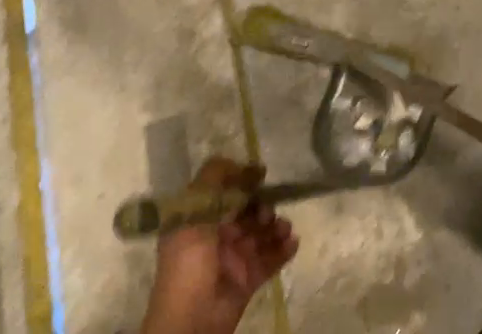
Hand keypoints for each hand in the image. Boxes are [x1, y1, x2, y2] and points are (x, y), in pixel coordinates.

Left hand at [141, 159, 298, 333]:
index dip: (241, 181)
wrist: (190, 321)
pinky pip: (271, 258)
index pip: (223, 192)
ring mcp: (233, 259)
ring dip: (276, 227)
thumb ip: (214, 180)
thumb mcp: (193, 213)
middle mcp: (216, 236)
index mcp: (197, 220)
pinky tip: (292, 243)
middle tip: (267, 213)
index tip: (261, 174)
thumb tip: (243, 163)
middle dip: (262, 206)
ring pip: (261, 233)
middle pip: (246, 212)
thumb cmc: (189, 263)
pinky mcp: (248, 279)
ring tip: (284, 229)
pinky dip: (284, 249)